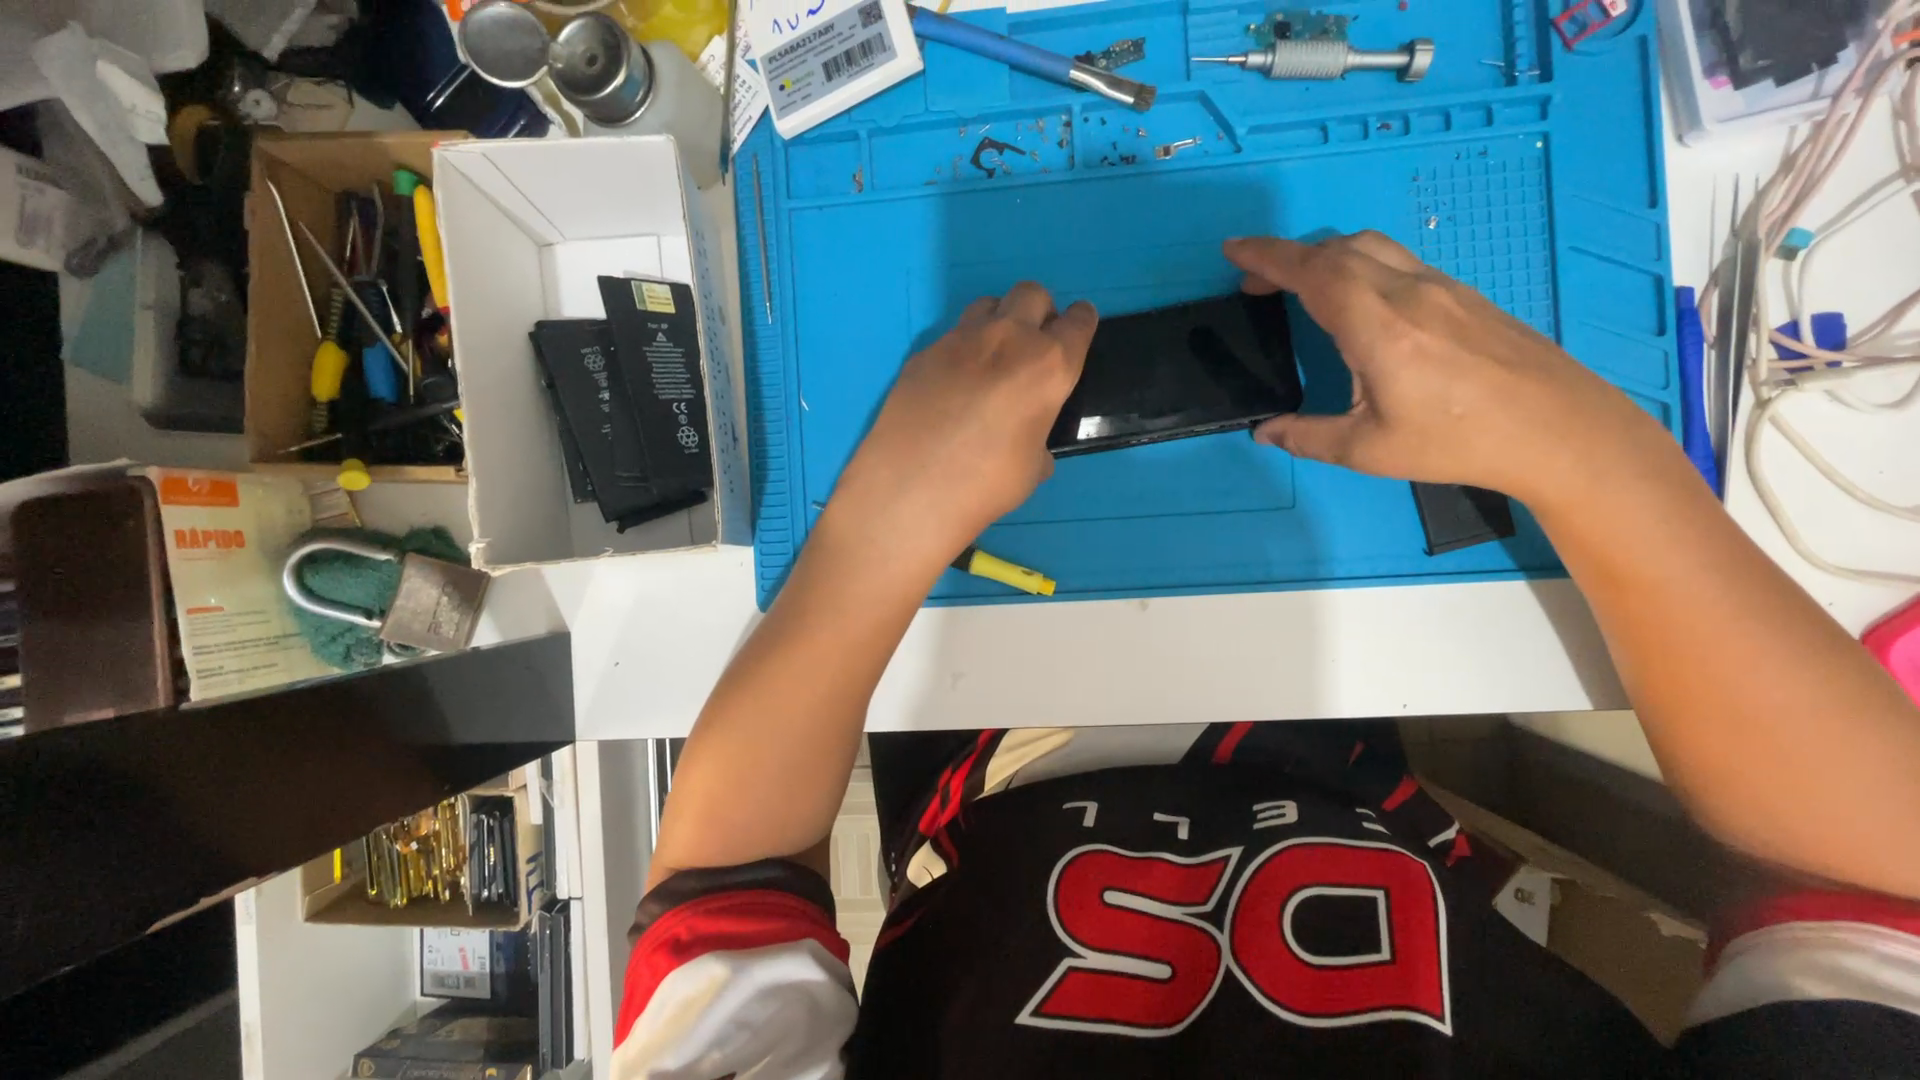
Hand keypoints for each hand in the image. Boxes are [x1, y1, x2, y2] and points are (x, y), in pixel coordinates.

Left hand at [824, 283, 1096, 567]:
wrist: (911, 488)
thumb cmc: (986, 485)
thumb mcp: (1033, 467)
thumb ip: (1037, 437)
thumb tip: (1027, 438)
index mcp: (1048, 365)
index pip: (1077, 321)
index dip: (1080, 324)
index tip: (1075, 332)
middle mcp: (1008, 339)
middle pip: (1031, 294)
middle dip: (1039, 312)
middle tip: (1033, 344)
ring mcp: (960, 340)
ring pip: (988, 304)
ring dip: (999, 321)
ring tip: (992, 358)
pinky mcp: (923, 353)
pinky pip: (952, 337)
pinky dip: (962, 351)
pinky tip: (951, 386)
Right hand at [1225, 233, 1668, 504]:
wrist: (1557, 428)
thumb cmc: (1457, 442)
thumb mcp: (1369, 450)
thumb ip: (1307, 437)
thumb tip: (1264, 433)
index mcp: (1377, 326)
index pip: (1313, 272)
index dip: (1268, 257)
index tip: (1233, 251)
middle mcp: (1407, 292)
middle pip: (1339, 250)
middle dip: (1289, 257)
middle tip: (1257, 284)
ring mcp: (1440, 287)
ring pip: (1372, 248)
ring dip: (1326, 257)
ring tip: (1300, 286)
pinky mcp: (1462, 294)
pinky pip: (1397, 260)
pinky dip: (1358, 265)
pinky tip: (1356, 300)